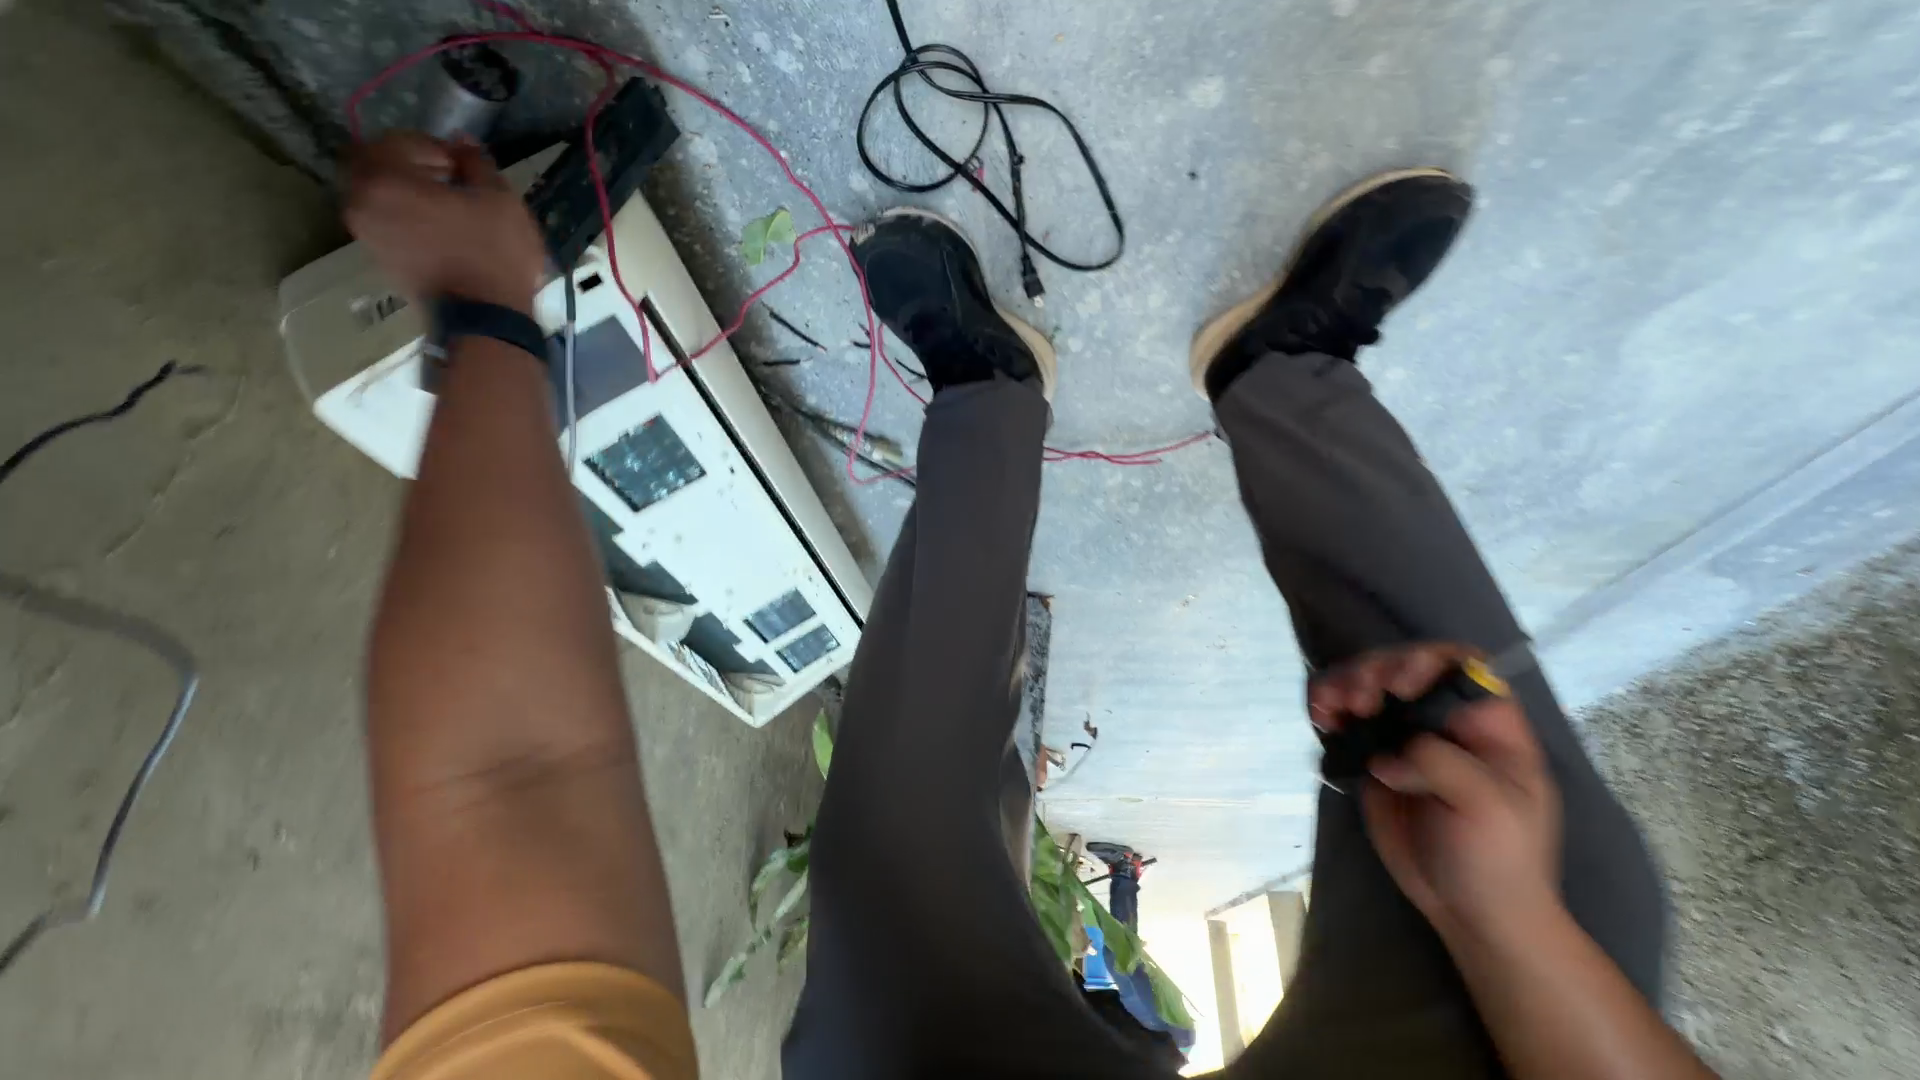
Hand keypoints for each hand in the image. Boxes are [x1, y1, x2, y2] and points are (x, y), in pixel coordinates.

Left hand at [344, 133, 547, 314]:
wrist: (485, 320)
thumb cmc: (493, 255)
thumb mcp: (499, 200)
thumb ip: (476, 163)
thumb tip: (462, 143)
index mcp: (385, 179)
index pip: (400, 141)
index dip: (435, 146)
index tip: (464, 164)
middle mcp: (361, 200)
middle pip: (376, 163)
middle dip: (410, 163)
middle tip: (448, 178)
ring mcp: (365, 231)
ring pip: (376, 191)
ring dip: (405, 189)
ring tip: (446, 205)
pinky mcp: (377, 256)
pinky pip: (383, 218)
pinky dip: (404, 213)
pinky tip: (439, 227)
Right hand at [1309, 644, 1561, 944]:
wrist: (1472, 911)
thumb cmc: (1500, 858)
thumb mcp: (1490, 808)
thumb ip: (1443, 764)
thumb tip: (1386, 757)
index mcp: (1488, 725)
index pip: (1461, 666)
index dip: (1426, 661)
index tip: (1399, 685)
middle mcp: (1444, 721)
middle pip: (1404, 668)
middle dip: (1374, 672)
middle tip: (1356, 699)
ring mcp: (1406, 738)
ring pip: (1369, 688)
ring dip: (1343, 685)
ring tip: (1328, 707)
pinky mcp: (1374, 758)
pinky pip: (1347, 721)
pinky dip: (1329, 710)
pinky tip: (1320, 718)